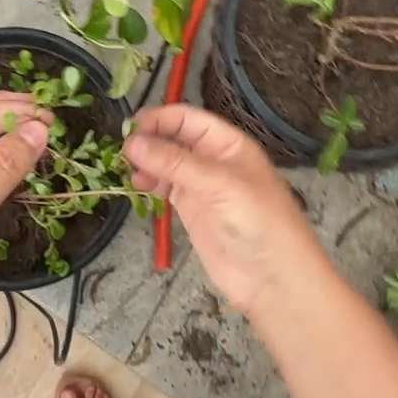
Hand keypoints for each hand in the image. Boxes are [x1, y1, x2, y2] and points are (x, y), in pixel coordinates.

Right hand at [124, 104, 326, 319]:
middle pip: (174, 138)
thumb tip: (132, 142)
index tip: (131, 128)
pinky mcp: (191, 209)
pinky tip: (138, 186)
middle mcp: (213, 159)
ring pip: (165, 162)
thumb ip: (174, 163)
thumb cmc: (257, 222)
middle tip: (124, 151)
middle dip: (149, 140)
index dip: (160, 119)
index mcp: (228, 143)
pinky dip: (149, 183)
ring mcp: (201, 185)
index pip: (188, 119)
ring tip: (129, 172)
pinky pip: (165, 186)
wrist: (273, 278)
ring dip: (146, 162)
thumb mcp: (218, 184)